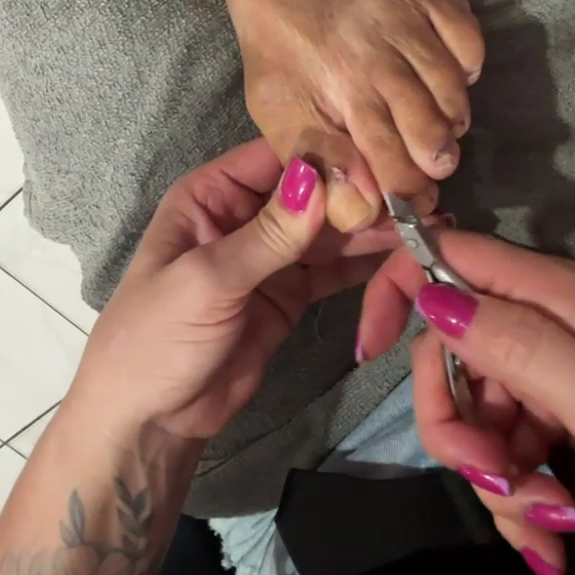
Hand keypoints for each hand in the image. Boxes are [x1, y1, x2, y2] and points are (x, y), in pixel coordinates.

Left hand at [70, 138, 402, 441]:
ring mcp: (270, 255)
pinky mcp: (290, 292)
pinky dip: (365, 262)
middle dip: (359, 192)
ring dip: (370, 226)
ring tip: (424, 220)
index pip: (277, 156)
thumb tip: (320, 178)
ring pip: (328, 229)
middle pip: (311, 192)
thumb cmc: (157, 337)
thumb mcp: (209, 280)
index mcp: (212, 194)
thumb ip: (268, 234)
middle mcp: (244, 213)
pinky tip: (403, 252)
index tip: (382, 158)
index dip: (328, 155)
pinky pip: (333, 268)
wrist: (151, 419)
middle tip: (418, 194)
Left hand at [190, 0, 485, 231]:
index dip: (407, 194)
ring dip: (452, 121)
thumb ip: (311, 150)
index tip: (411, 203)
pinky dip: (467, 69)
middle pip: (433, 134)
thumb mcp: (269, 94)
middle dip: (433, 163)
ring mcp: (411, 17)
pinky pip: (471, 42)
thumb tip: (355, 205)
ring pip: (456, 93)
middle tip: (429, 167)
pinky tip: (448, 76)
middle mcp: (381, 57)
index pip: (392, 164)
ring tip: (437, 128)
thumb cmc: (268, 19)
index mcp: (337, 89)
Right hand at [356, 232, 574, 574]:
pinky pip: (504, 437)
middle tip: (498, 478)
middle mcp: (538, 316)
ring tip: (548, 518)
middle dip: (454, 422)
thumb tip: (434, 299)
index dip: (394, 291)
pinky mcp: (557, 398)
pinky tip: (552, 528)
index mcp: (547, 296)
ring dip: (491, 470)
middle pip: (444, 349)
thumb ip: (518, 346)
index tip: (373, 355)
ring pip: (471, 404)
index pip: (440, 256)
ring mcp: (547, 360)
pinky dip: (515, 486)